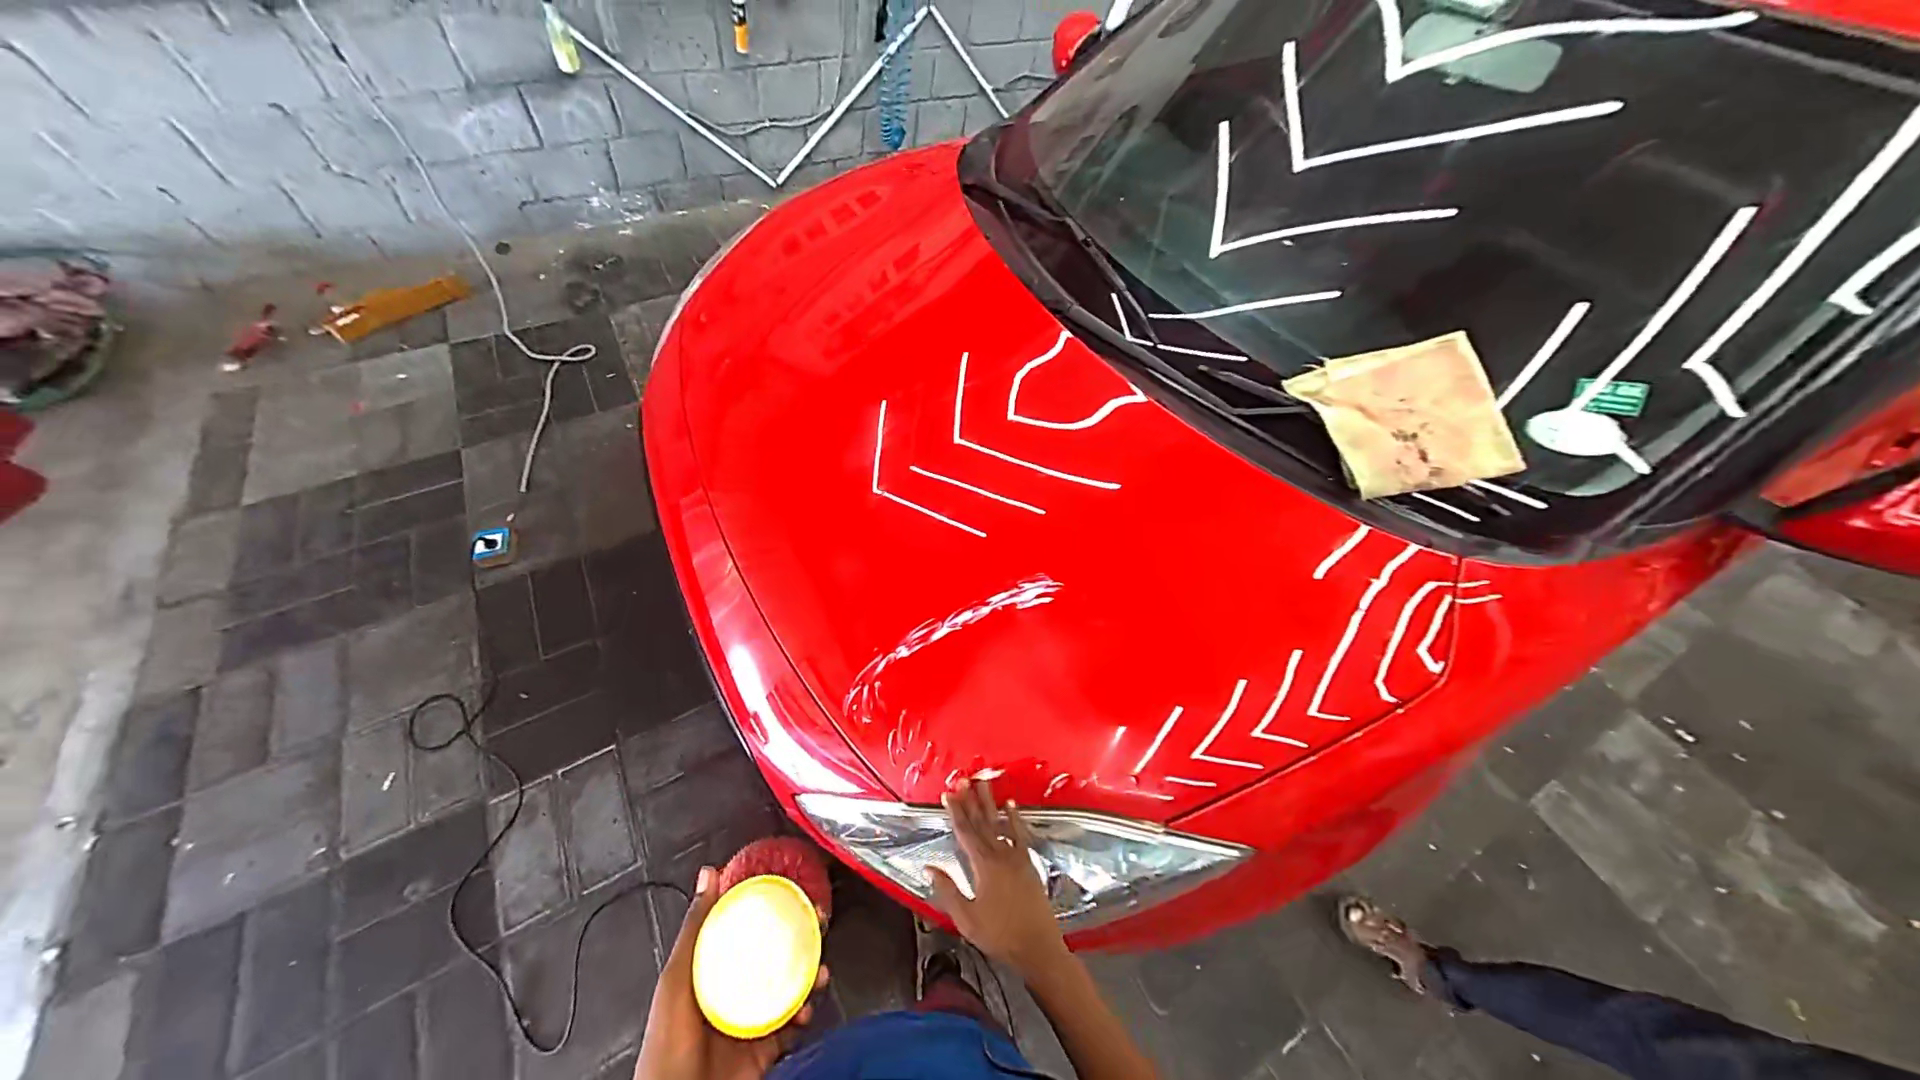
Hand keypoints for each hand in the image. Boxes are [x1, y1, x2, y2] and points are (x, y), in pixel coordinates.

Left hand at [635, 867, 828, 1079]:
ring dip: (810, 977)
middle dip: (802, 939)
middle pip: (775, 957)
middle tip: (820, 924)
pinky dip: (805, 1014)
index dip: (773, 910)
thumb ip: (695, 928)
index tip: (795, 892)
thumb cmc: (668, 1044)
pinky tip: (807, 1008)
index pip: (747, 930)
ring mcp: (751, 1020)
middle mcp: (735, 991)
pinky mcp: (766, 1048)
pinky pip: (793, 1025)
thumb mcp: (676, 980)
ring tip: (821, 971)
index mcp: (713, 970)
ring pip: (791, 988)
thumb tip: (708, 874)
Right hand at [928, 779, 1070, 979]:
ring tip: (983, 782)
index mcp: (982, 866)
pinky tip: (1011, 804)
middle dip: (970, 799)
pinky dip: (1015, 818)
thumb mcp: (966, 918)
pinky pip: (1020, 834)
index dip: (955, 812)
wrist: (1038, 946)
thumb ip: (948, 890)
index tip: (947, 794)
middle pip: (981, 822)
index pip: (965, 832)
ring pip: (999, 823)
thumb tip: (930, 867)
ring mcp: (1016, 856)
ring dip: (989, 802)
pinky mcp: (1028, 862)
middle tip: (962, 779)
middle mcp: (999, 855)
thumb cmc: (999, 935)